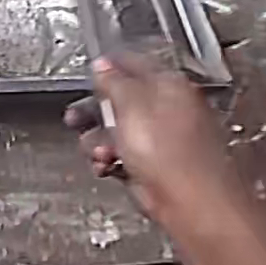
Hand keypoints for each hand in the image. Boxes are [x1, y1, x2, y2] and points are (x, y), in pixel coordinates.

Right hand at [63, 53, 260, 242]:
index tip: (88, 72)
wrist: (189, 200)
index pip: (134, 65)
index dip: (109, 68)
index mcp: (168, 87)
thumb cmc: (168, 152)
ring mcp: (159, 138)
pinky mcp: (151, 163)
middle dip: (93, 112)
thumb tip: (102, 64)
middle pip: (118, 102)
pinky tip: (106, 166)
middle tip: (75, 119)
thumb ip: (113, 82)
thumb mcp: (130, 106)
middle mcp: (166, 109)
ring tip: (100, 153)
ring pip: (113, 131)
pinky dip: (108, 160)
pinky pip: (119, 154)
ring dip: (98, 141)